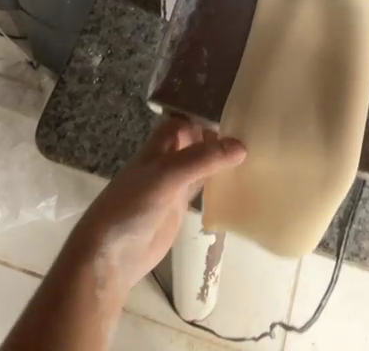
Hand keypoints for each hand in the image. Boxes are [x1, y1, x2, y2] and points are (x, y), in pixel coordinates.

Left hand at [62, 116, 246, 302]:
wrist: (111, 254)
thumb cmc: (133, 204)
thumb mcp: (167, 175)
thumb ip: (202, 160)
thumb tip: (242, 146)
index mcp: (160, 144)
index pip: (187, 121)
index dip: (207, 116)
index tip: (240, 114)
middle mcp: (168, 160)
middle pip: (196, 141)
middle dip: (219, 137)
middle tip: (257, 134)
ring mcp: (174, 184)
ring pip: (202, 165)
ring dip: (221, 161)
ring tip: (256, 155)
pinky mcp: (179, 208)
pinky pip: (202, 190)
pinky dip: (218, 185)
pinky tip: (239, 184)